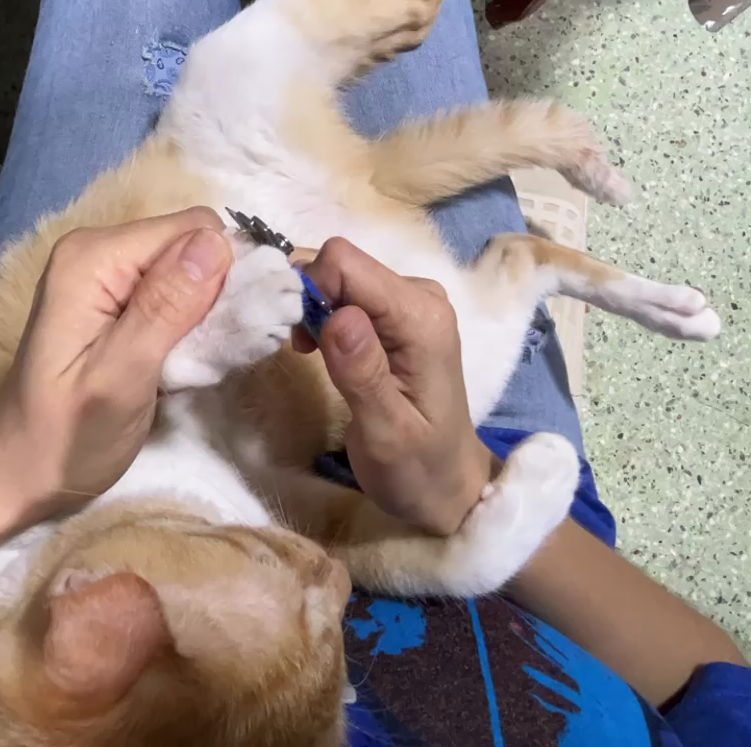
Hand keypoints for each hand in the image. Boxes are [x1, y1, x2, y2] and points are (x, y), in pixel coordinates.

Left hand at [0, 208, 232, 524]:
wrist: (17, 473)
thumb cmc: (65, 438)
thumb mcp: (120, 378)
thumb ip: (166, 307)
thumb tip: (216, 241)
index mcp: (93, 257)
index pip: (193, 229)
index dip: (219, 276)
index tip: (213, 334)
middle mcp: (97, 248)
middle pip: (192, 241)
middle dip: (212, 292)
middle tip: (196, 355)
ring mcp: (104, 270)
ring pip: (189, 265)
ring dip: (202, 311)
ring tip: (184, 361)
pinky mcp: (114, 294)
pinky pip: (174, 287)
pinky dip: (187, 320)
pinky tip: (173, 358)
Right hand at [294, 237, 494, 536]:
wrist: (448, 487)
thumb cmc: (416, 468)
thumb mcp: (385, 434)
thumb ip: (363, 374)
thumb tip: (338, 317)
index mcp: (421, 318)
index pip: (346, 263)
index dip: (311, 290)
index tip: (302, 340)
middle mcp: (420, 296)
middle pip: (341, 263)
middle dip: (309, 297)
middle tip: (304, 350)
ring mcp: (410, 300)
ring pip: (340, 273)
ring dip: (313, 307)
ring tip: (313, 354)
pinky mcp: (397, 311)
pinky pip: (347, 290)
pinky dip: (323, 312)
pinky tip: (324, 348)